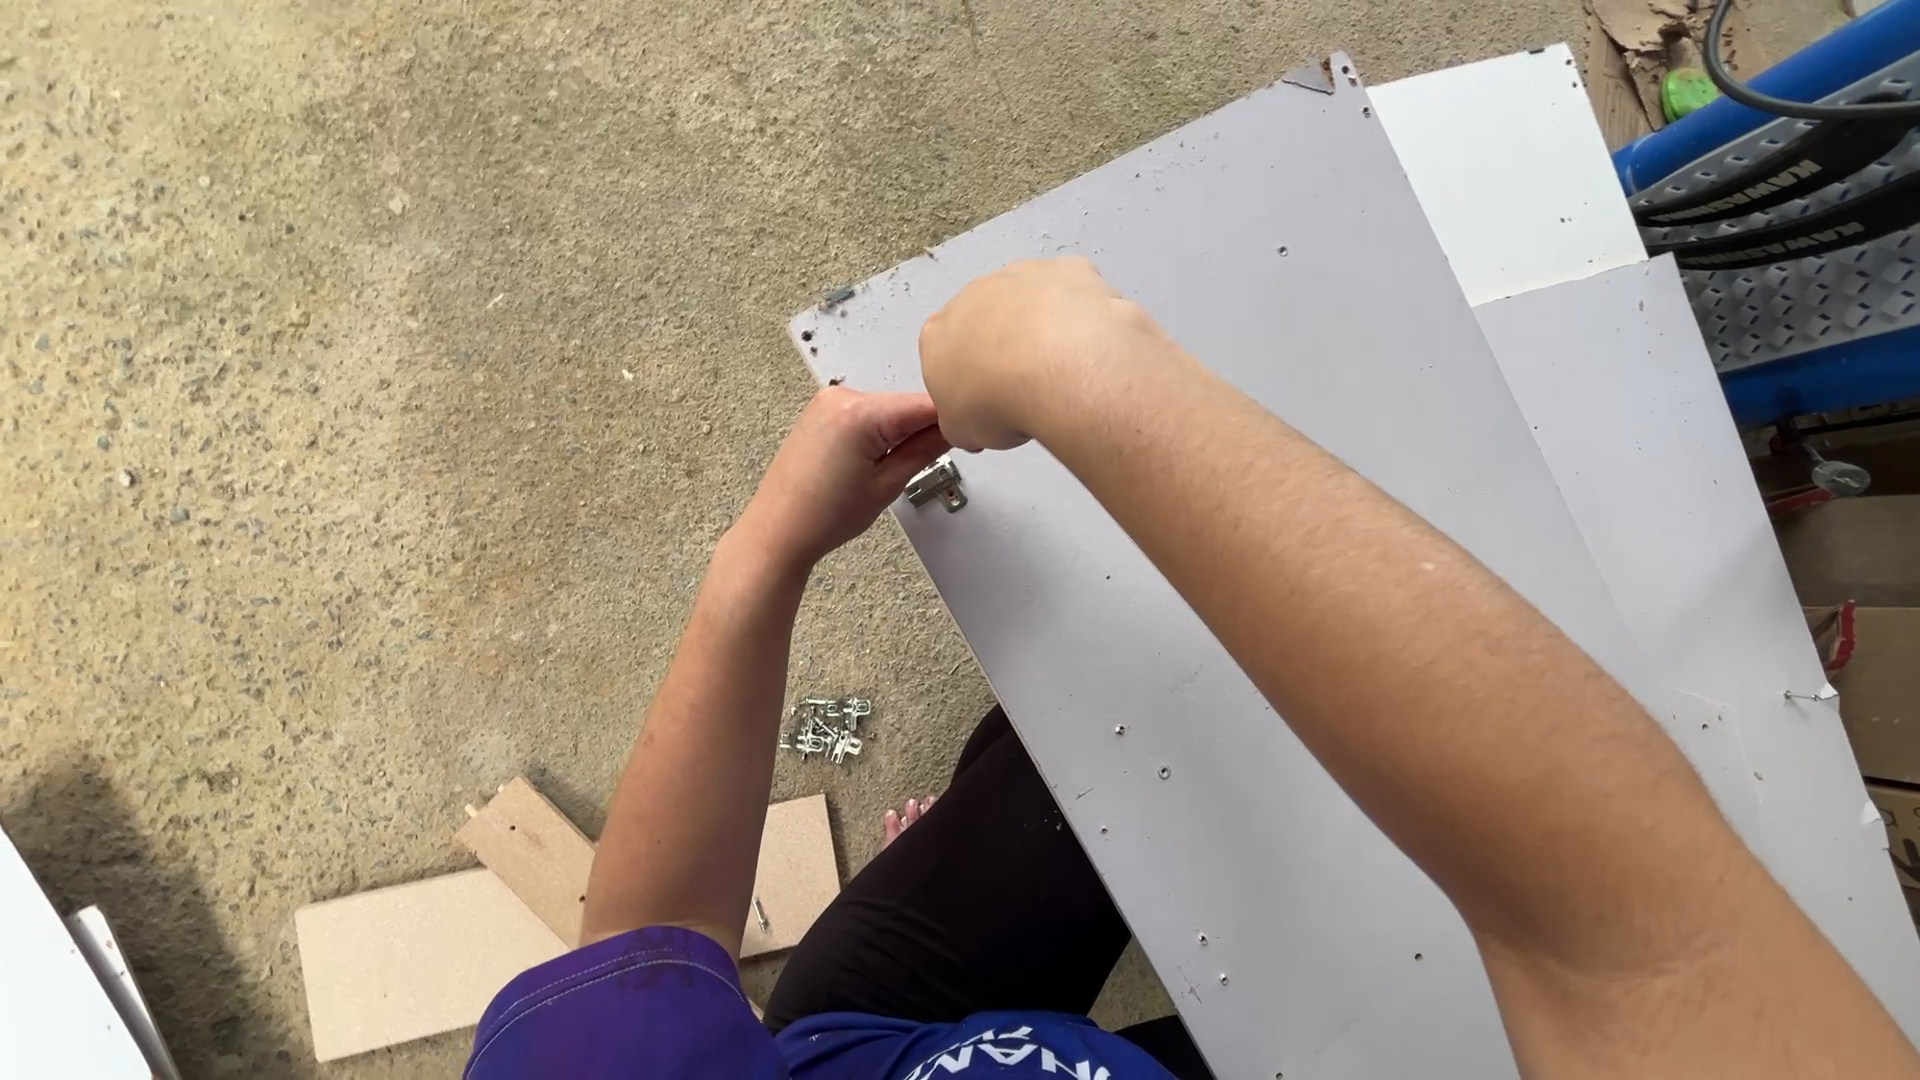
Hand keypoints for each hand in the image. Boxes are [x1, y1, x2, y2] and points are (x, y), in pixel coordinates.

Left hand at [733, 387, 950, 573]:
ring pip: (888, 409)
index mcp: (860, 413)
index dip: (954, 421)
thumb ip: (925, 450)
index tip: (973, 436)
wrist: (778, 529)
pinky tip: (874, 458)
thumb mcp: (888, 485)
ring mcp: (828, 401)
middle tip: (935, 460)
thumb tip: (953, 430)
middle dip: (926, 428)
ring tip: (892, 468)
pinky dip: (880, 430)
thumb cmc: (821, 515)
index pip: (925, 405)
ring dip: (901, 431)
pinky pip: (866, 413)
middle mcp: (842, 397)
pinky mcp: (822, 411)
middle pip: (907, 404)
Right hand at [918, 257, 1167, 450]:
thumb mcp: (962, 431)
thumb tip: (969, 424)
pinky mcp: (1066, 270)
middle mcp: (973, 296)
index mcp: (938, 334)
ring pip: (1029, 300)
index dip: (969, 378)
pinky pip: (1072, 289)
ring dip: (1040, 327)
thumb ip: (958, 421)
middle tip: (1025, 385)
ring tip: (1060, 369)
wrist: (1053, 373)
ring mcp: (1021, 277)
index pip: (944, 353)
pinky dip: (1079, 311)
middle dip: (1003, 348)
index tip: (987, 400)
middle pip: (985, 320)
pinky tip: (1087, 342)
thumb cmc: (999, 401)